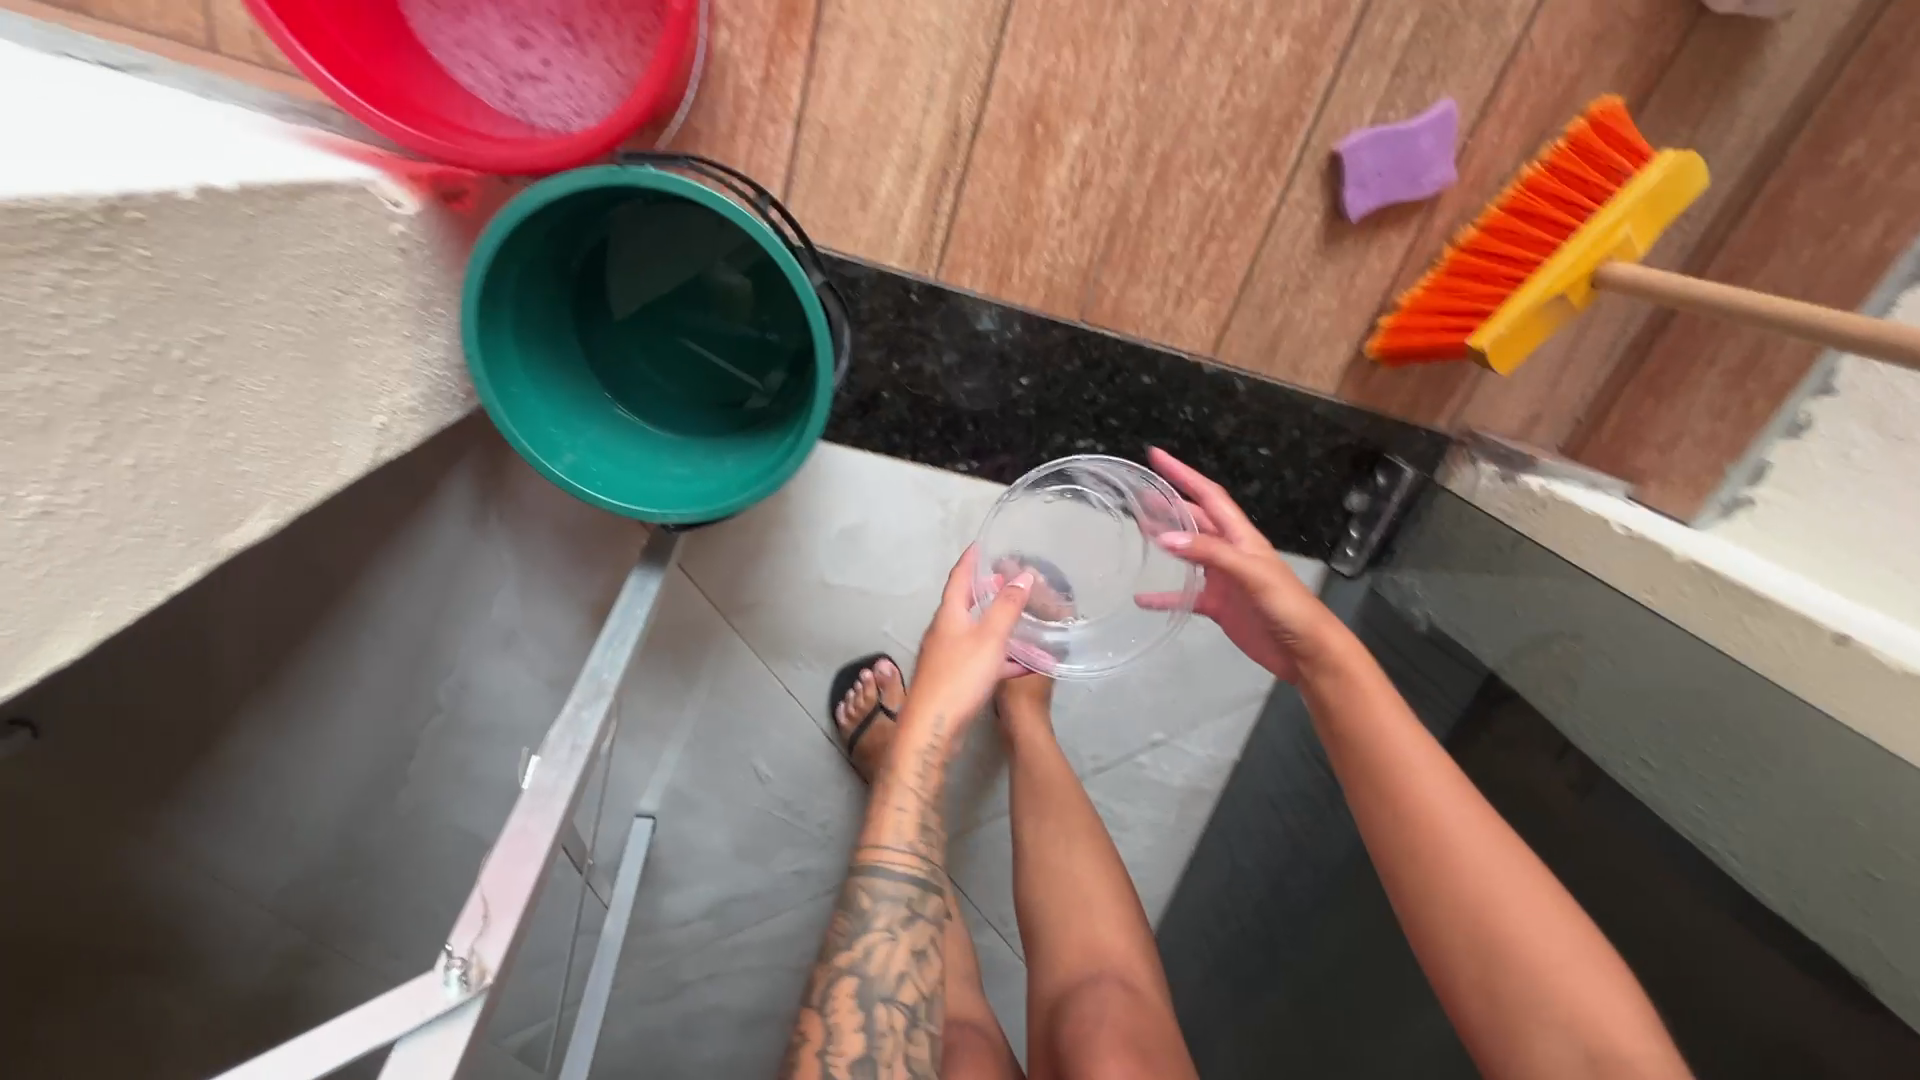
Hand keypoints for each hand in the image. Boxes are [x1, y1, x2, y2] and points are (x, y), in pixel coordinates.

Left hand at [905, 546, 1034, 729]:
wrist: (933, 727)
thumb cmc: (959, 676)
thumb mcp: (989, 637)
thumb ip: (1007, 606)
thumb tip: (1023, 575)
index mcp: (949, 615)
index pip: (959, 578)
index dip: (970, 560)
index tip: (980, 545)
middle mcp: (943, 632)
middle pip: (964, 604)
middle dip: (984, 591)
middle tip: (1006, 581)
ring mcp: (945, 657)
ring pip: (973, 632)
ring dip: (993, 623)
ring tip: (1017, 619)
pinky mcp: (952, 680)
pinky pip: (979, 657)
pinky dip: (998, 654)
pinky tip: (1018, 663)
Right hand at [1140, 447, 1342, 683]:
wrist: (1307, 652)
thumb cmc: (1288, 607)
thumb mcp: (1252, 574)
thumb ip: (1210, 554)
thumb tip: (1165, 537)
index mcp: (1242, 537)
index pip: (1208, 496)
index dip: (1183, 475)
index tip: (1156, 456)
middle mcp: (1230, 552)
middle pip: (1195, 520)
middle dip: (1169, 504)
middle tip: (1138, 492)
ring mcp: (1223, 579)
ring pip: (1188, 553)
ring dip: (1166, 541)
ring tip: (1138, 528)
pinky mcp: (1218, 606)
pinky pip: (1184, 597)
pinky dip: (1164, 597)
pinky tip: (1142, 599)